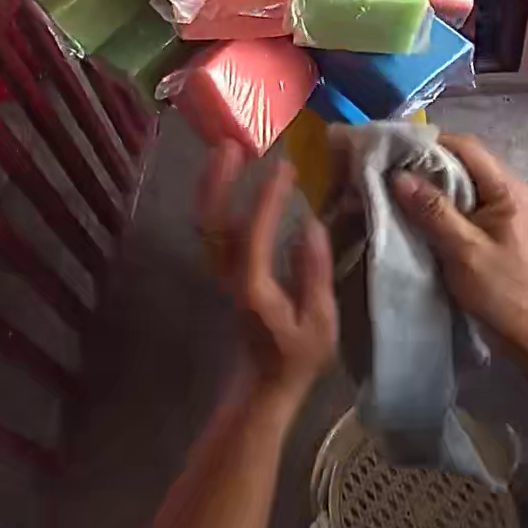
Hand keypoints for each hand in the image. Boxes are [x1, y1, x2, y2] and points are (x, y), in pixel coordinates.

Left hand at [196, 142, 337, 401]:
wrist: (261, 383)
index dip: (267, 199)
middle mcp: (230, 273)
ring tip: (226, 149)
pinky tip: (227, 176)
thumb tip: (311, 225)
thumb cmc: (294, 358)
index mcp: (254, 287)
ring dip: (212, 183)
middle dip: (218, 181)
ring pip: (207, 220)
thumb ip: (314, 275)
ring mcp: (221, 269)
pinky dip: (215, 196)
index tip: (285, 168)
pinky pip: (213, 225)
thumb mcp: (320, 324)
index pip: (254, 234)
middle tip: (232, 145)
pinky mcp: (222, 267)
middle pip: (213, 221)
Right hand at [390, 134, 527, 349]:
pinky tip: (399, 205)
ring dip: (418, 179)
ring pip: (448, 177)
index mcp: (504, 188)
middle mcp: (498, 189)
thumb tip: (397, 176)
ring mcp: (488, 205)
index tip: (388, 149)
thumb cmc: (500, 291)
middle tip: (379, 166)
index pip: (463, 146)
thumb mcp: (463, 249)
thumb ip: (432, 211)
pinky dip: (422, 197)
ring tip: (383, 183)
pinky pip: (446, 198)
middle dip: (417, 160)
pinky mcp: (476, 222)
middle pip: (454, 157)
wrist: (523, 331)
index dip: (426, 143)